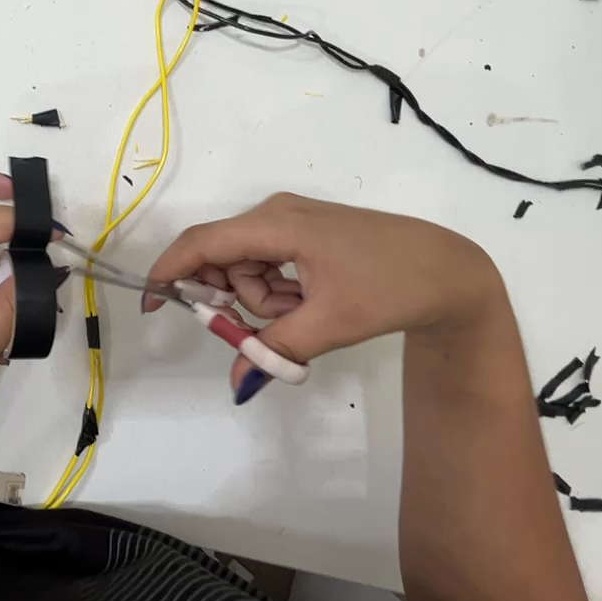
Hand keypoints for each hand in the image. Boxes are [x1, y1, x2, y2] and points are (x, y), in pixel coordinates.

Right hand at [145, 193, 502, 403]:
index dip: (170, 271)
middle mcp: (274, 214)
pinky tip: (309, 303)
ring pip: (245, 266)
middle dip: (233, 300)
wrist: (450, 270)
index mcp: (276, 224)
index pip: (202, 243)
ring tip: (305, 316)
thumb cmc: (390, 287)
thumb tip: (238, 386)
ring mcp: (289, 220)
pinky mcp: (302, 232)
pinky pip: (266, 263)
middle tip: (259, 332)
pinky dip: (277, 291)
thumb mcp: (330, 323)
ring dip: (262, 300)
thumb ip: (275, 351)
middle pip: (222, 258)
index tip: (152, 305)